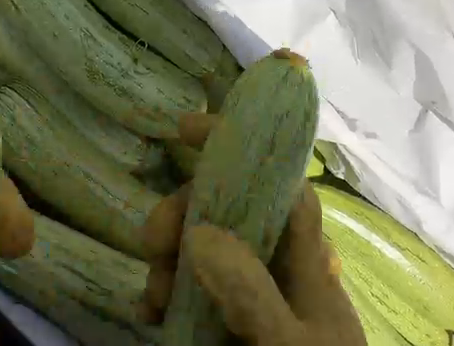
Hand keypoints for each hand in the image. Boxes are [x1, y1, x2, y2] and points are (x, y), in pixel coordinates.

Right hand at [137, 114, 362, 345]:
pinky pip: (192, 294)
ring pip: (203, 250)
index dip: (236, 144)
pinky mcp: (229, 327)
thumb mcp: (291, 344)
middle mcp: (277, 266)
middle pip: (227, 210)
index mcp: (304, 256)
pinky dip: (167, 294)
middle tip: (151, 239)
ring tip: (149, 290)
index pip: (275, 179)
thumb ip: (252, 292)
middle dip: (185, 210)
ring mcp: (252, 297)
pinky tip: (149, 313)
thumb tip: (201, 231)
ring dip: (170, 257)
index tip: (185, 129)